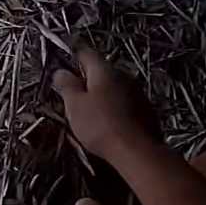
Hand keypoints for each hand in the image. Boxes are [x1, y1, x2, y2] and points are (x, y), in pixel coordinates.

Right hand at [52, 45, 156, 160]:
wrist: (137, 151)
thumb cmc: (100, 126)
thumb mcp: (75, 106)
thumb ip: (67, 86)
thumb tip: (60, 71)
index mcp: (104, 70)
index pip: (85, 53)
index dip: (71, 59)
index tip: (62, 72)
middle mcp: (123, 76)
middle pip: (100, 71)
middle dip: (86, 81)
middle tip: (72, 98)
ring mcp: (137, 92)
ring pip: (113, 88)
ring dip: (100, 96)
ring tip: (89, 115)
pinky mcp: (145, 109)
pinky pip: (123, 102)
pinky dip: (113, 108)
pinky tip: (107, 124)